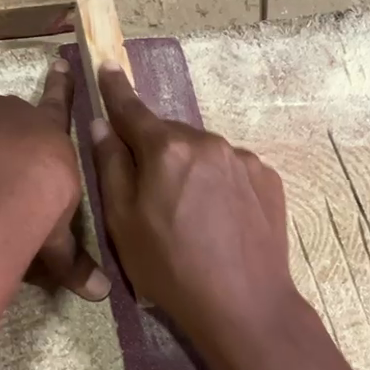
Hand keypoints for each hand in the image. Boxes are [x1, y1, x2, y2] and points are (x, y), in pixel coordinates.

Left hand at [0, 60, 109, 301]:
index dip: (62, 87)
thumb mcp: (57, 239)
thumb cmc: (39, 209)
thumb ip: (72, 262)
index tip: (61, 64)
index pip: (60, 107)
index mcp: (51, 139)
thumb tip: (101, 293)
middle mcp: (20, 116)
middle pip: (13, 118)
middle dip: (6, 134)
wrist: (2, 183)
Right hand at [89, 66, 298, 336]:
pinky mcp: (268, 178)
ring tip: (187, 214)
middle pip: (168, 134)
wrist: (244, 304)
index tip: (107, 65)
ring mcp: (242, 158)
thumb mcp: (122, 222)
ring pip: (200, 153)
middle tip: (146, 192)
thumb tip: (102, 125)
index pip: (132, 109)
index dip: (115, 88)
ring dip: (187, 168)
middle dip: (153, 150)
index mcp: (165, 148)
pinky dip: (216, 183)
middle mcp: (207, 142)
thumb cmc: (169, 267)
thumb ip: (110, 167)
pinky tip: (216, 219)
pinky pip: (229, 169)